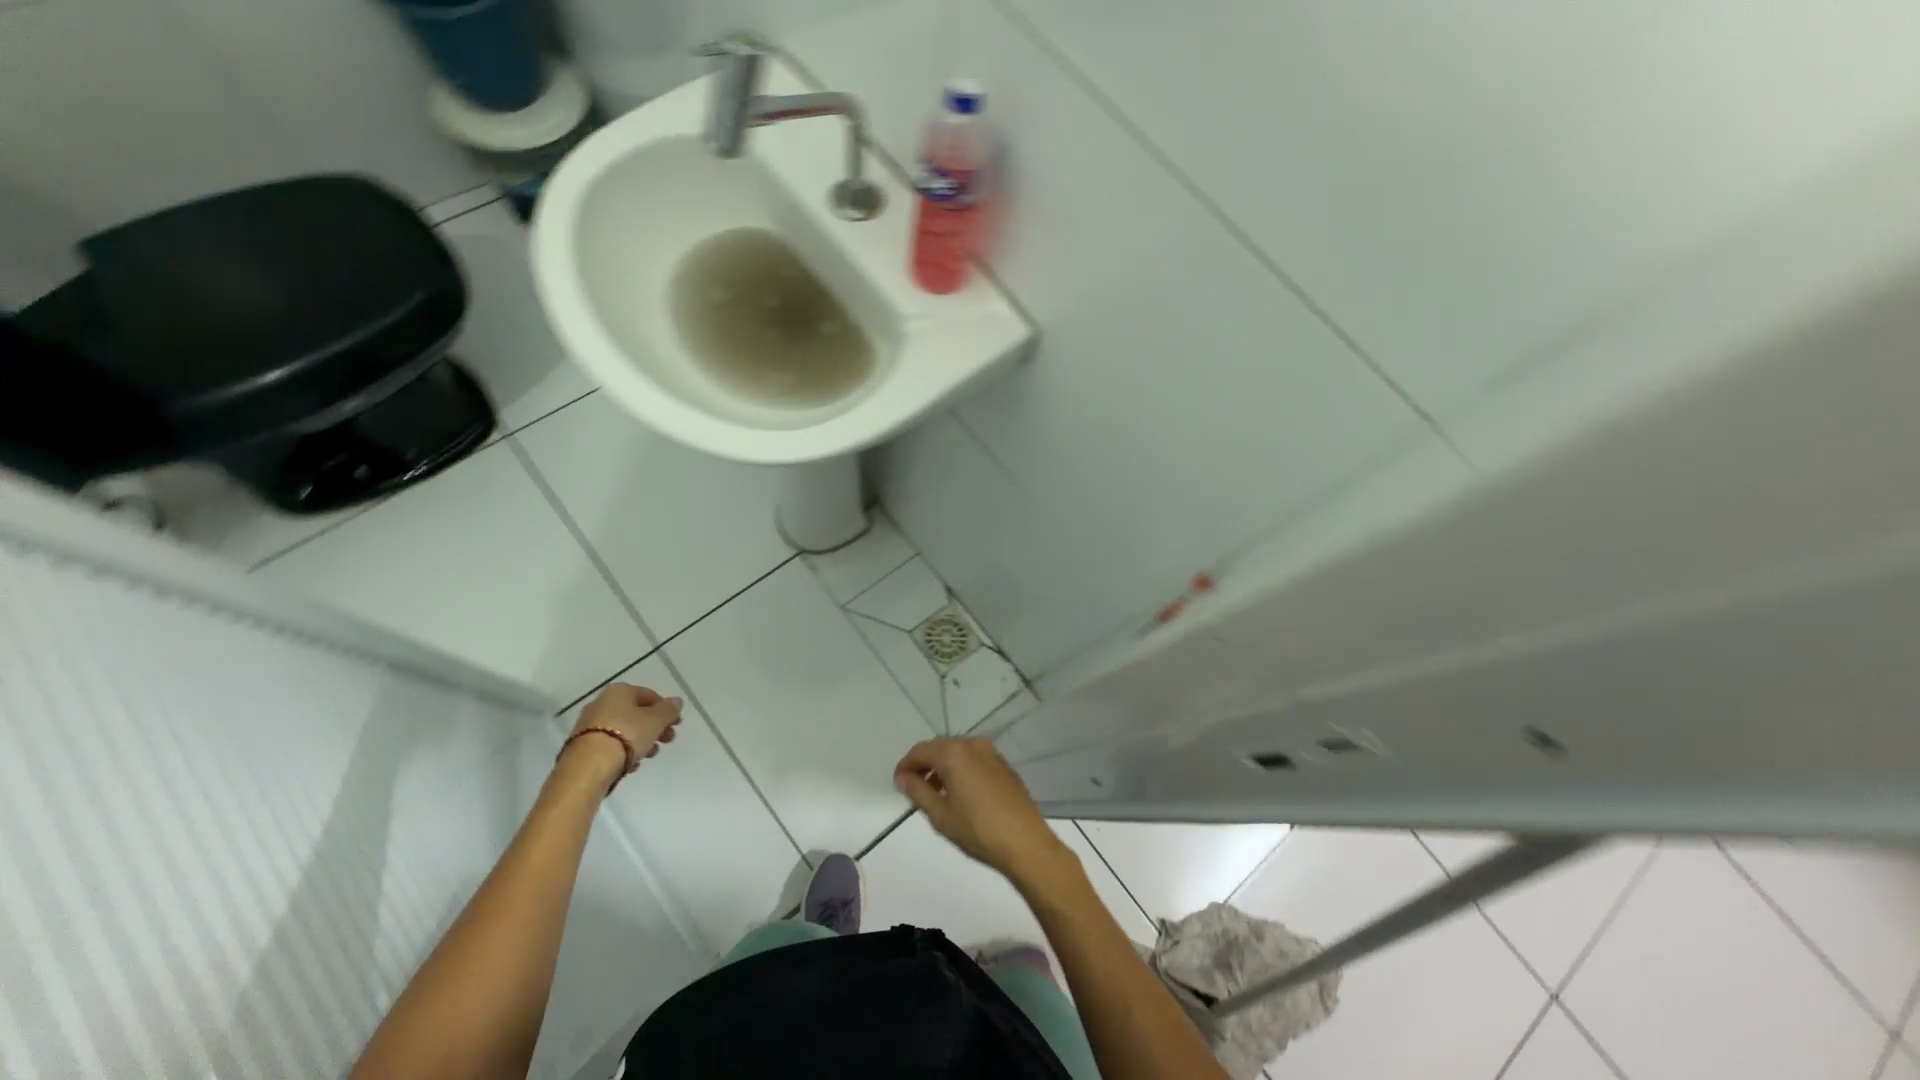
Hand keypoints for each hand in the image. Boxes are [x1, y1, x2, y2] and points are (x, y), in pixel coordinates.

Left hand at [567, 683, 682, 781]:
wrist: (588, 765)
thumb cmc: (626, 735)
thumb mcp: (655, 721)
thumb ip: (668, 710)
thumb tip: (676, 702)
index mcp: (619, 691)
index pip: (649, 695)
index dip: (666, 709)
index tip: (677, 725)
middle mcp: (601, 703)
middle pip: (635, 713)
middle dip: (654, 727)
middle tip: (666, 741)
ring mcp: (589, 724)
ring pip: (622, 730)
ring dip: (640, 741)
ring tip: (649, 756)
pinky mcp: (582, 745)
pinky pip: (610, 745)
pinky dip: (622, 752)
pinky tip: (630, 765)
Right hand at [894, 737, 1076, 886]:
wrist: (1025, 842)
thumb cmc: (978, 830)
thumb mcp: (940, 814)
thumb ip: (918, 791)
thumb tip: (903, 777)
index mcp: (954, 753)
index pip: (920, 751)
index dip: (906, 765)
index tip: (898, 783)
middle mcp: (973, 745)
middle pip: (940, 747)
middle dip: (925, 763)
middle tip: (915, 787)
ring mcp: (992, 753)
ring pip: (958, 751)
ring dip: (943, 766)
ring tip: (937, 793)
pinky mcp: (1005, 765)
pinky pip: (975, 758)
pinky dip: (962, 768)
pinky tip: (961, 792)